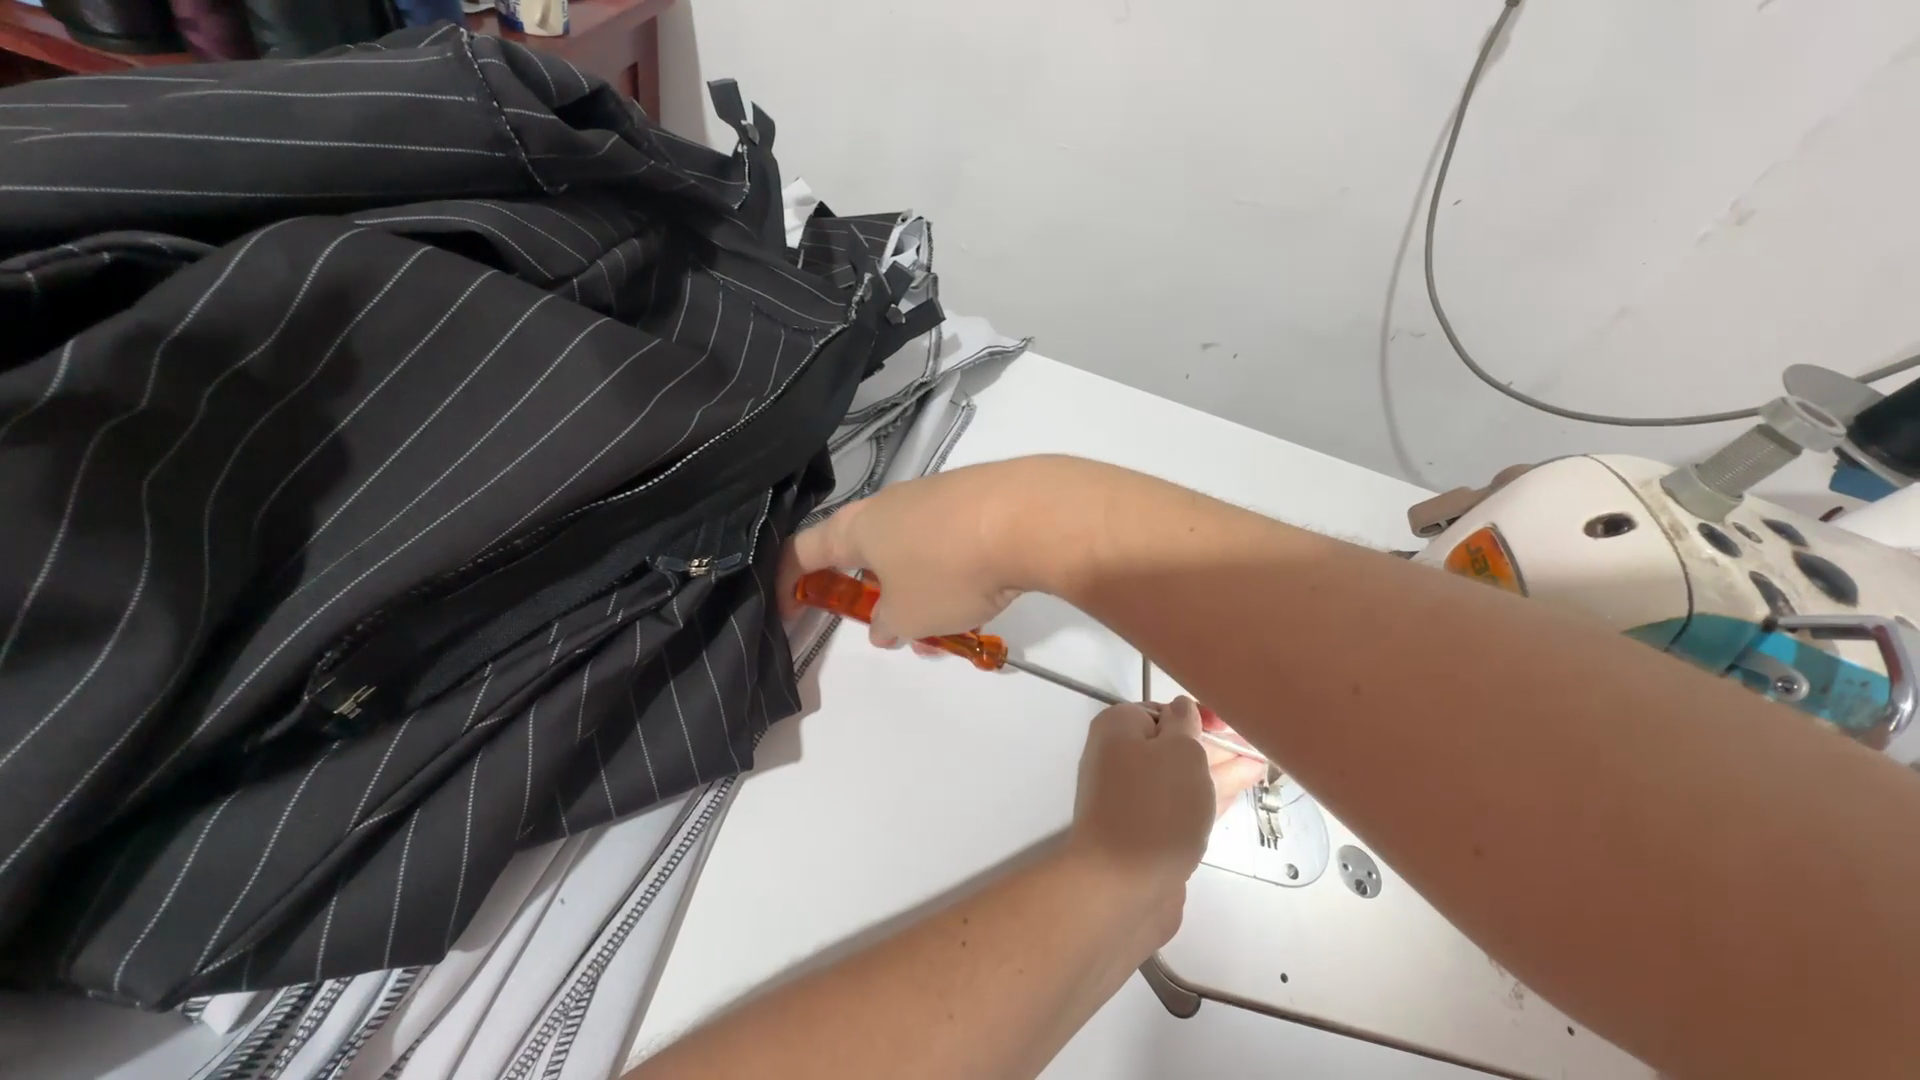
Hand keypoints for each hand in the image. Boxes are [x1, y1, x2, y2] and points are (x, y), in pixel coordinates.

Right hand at [781, 459, 1079, 646]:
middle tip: (892, 632)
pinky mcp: (978, 500)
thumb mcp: (908, 615)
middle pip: (866, 554)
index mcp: (858, 526)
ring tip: (947, 635)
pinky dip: (953, 579)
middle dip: (875, 600)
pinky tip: (981, 604)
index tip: (788, 613)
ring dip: (921, 598)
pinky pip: (950, 546)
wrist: (1029, 517)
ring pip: (914, 556)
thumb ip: (886, 624)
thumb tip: (884, 625)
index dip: (788, 582)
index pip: (803, 550)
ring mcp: (937, 498)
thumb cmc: (948, 569)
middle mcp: (892, 504)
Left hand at [1065, 697, 1268, 945]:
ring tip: (1259, 767)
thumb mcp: (1180, 750)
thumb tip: (1183, 710)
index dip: (1200, 715)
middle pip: (1173, 744)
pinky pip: (1180, 806)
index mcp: (1118, 728)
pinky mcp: (1145, 833)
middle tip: (1258, 746)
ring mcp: (1131, 799)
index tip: (1234, 724)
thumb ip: (1187, 724)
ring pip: (1180, 778)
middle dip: (1215, 745)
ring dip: (1217, 771)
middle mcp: (1118, 759)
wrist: (1121, 885)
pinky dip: (1207, 797)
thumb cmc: (1155, 806)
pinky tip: (1234, 793)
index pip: (1164, 710)